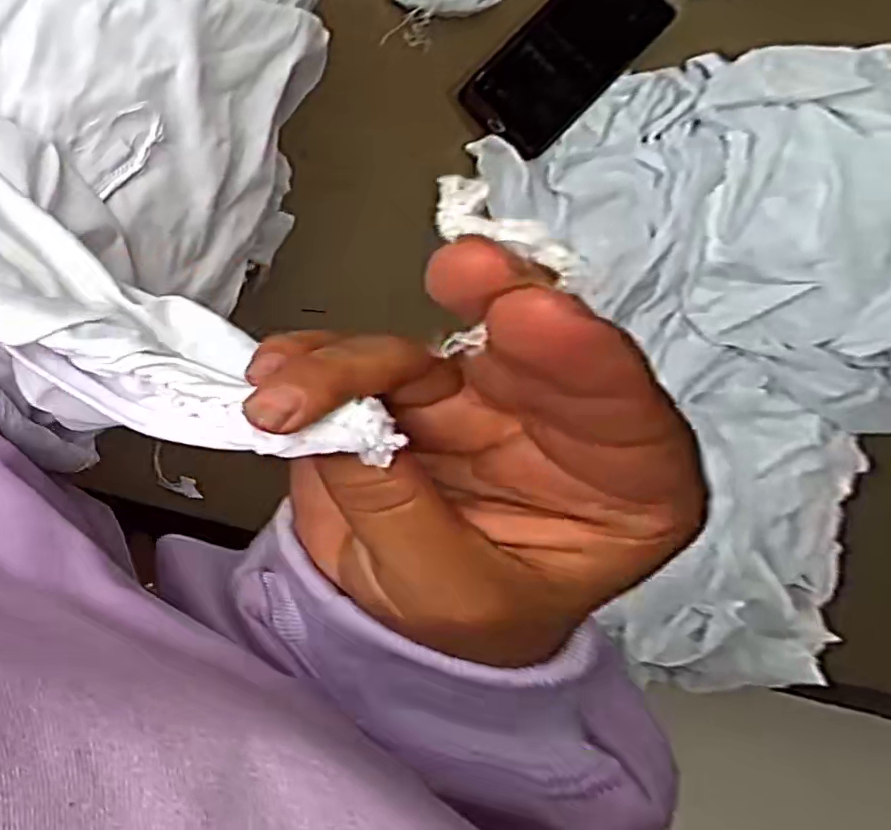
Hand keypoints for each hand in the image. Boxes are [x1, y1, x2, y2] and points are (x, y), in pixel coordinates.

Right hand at [242, 238, 704, 667]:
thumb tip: (344, 427)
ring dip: (334, 362)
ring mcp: (450, 399)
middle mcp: (531, 422)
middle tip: (459, 270)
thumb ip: (398, 508)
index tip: (532, 312)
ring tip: (279, 397)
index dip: (580, 353)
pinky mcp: (379, 391)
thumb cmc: (455, 621)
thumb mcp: (445, 590)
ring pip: (398, 352)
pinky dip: (300, 360)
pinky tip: (274, 371)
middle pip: (508, 351)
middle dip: (484, 300)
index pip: (616, 410)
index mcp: (606, 482)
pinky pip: (338, 359)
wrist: (382, 616)